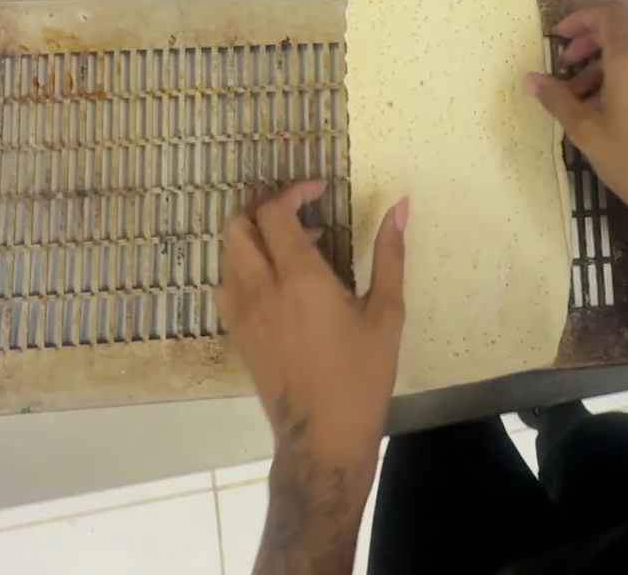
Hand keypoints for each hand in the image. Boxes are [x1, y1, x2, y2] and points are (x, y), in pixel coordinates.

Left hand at [218, 181, 407, 474]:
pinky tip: (278, 280)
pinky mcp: (235, 332)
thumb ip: (390, 254)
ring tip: (295, 245)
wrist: (322, 439)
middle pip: (237, 224)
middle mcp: (261, 288)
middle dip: (265, 205)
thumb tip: (401, 206)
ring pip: (227, 252)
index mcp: (300, 278)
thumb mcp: (387, 312)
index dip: (294, 190)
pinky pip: (226, 281)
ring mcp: (241, 312)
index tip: (321, 189)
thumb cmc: (361, 374)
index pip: (275, 212)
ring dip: (255, 234)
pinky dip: (246, 264)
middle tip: (300, 208)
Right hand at [524, 6, 627, 266]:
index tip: (558, 39)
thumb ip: (557, 99)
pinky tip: (609, 113)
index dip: (581, 19)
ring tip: (581, 98)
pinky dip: (625, 78)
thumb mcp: (586, 131)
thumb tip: (531, 79)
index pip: (610, 14)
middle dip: (590, 42)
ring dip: (605, 64)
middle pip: (623, 30)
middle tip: (565, 67)